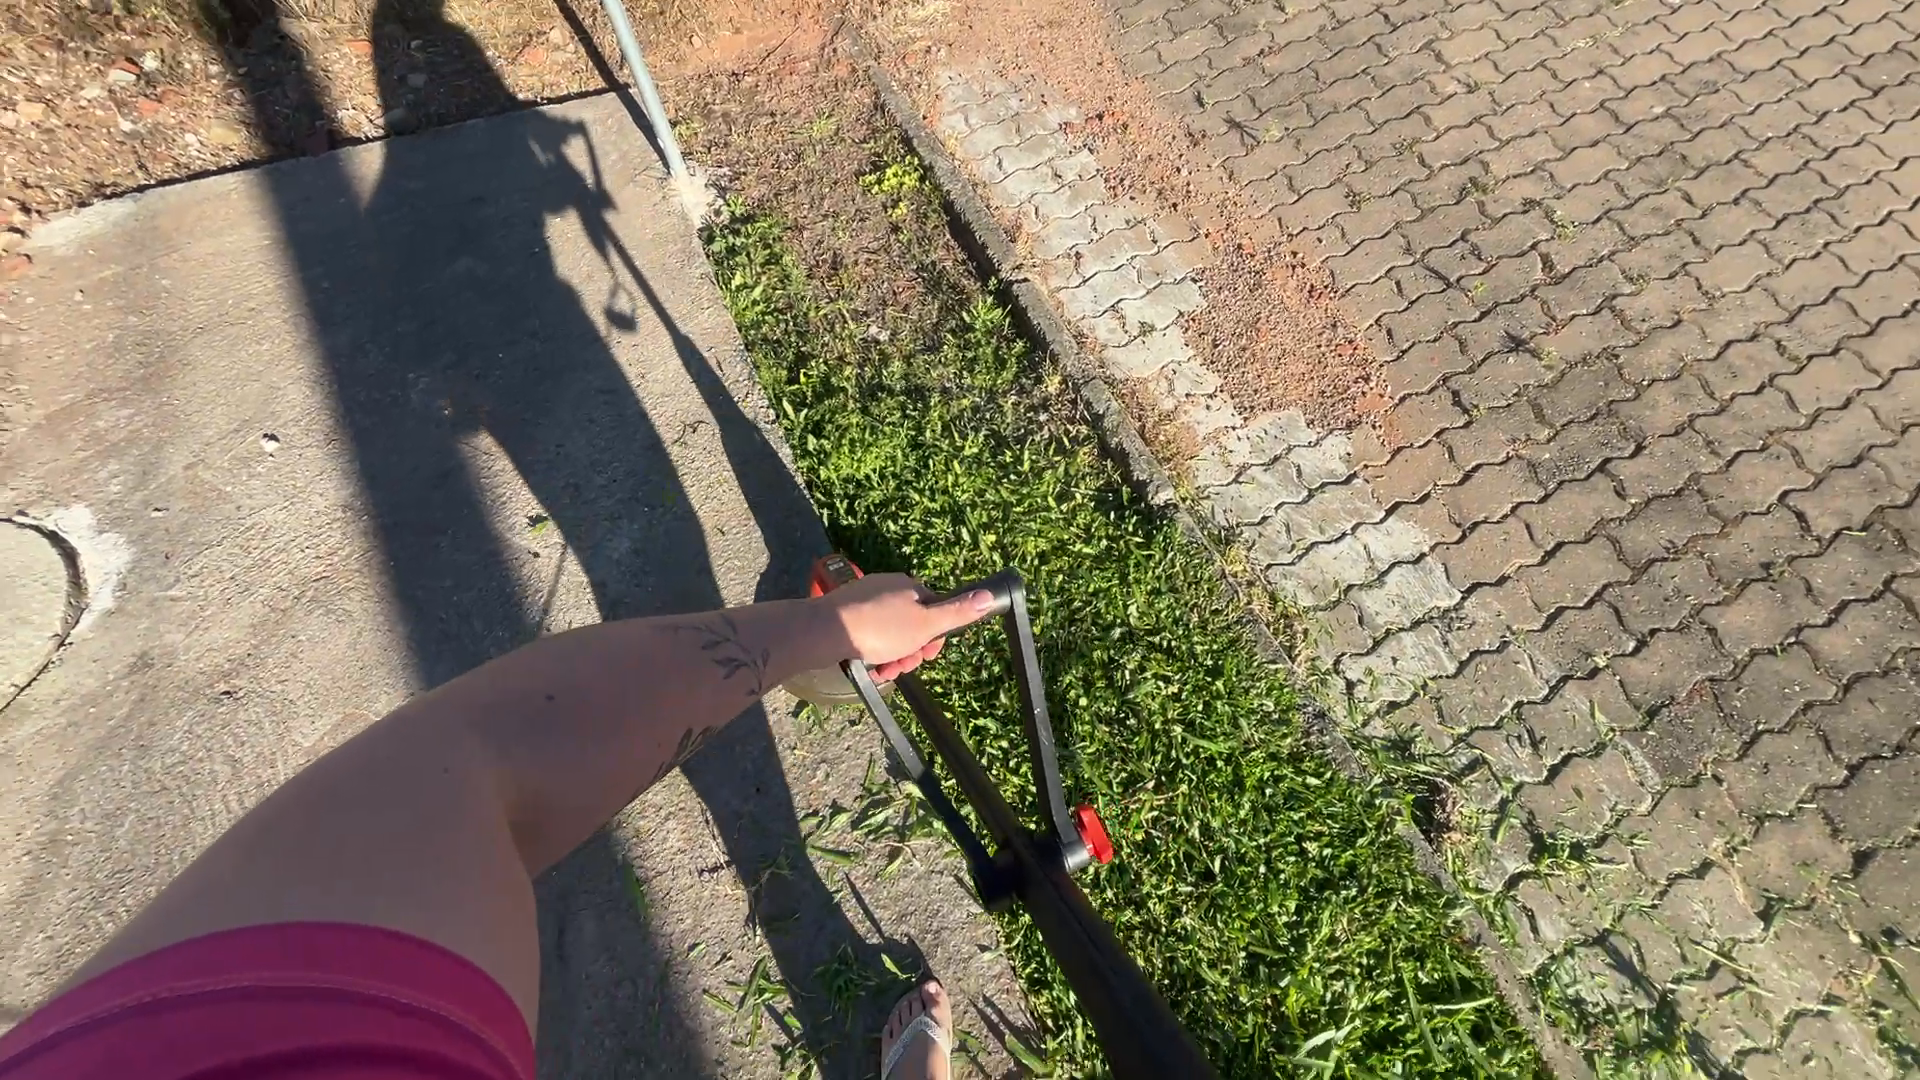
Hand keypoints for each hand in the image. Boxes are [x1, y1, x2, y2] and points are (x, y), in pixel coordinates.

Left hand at [823, 573, 995, 681]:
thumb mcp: (926, 624)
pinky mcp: (847, 611)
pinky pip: (869, 632)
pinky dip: (873, 650)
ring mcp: (866, 598)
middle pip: (912, 623)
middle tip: (901, 668)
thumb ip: (957, 613)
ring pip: (890, 631)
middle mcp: (889, 586)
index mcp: (911, 586)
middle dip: (911, 650)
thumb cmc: (879, 628)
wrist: (824, 630)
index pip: (935, 611)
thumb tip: (989, 595)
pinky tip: (869, 666)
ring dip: (892, 655)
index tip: (926, 657)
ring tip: (883, 672)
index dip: (935, 638)